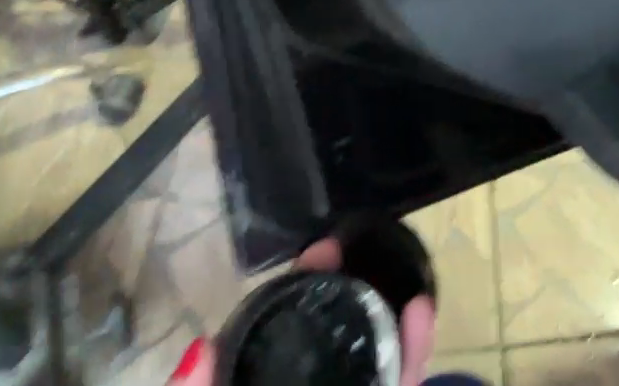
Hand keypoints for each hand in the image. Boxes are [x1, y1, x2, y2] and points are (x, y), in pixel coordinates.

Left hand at [169, 238, 436, 385]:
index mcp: (265, 385)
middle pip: (330, 348)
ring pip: (375, 363)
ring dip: (385, 317)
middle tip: (343, 247)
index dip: (294, 298)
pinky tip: (422, 310)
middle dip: (339, 297)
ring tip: (389, 266)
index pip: (281, 347)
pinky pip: (404, 381)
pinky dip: (414, 351)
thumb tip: (196, 350)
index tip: (311, 256)